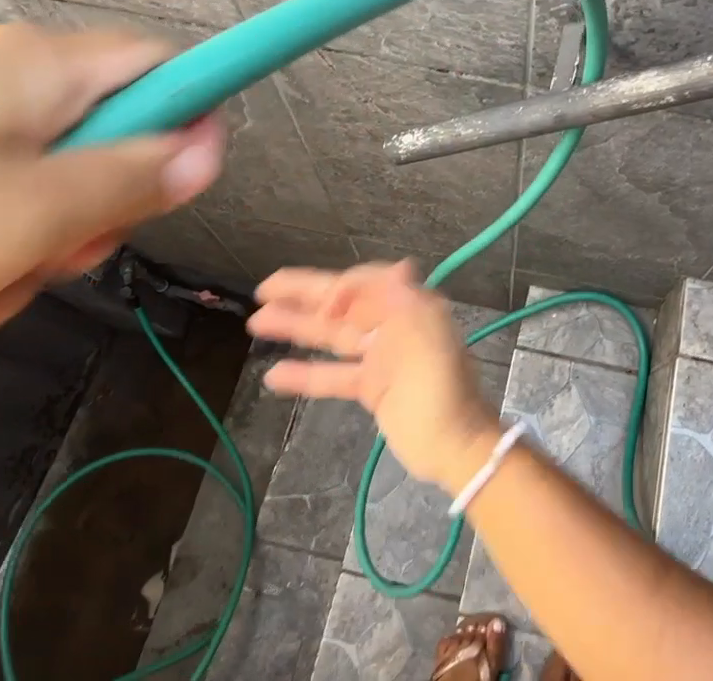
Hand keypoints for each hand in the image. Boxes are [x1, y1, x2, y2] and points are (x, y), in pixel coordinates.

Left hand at [0, 23, 225, 368]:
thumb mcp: (33, 213)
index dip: (186, 126)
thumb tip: (207, 149)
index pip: (159, 70)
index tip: (173, 192)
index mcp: (40, 69)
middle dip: (90, 216)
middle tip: (52, 258)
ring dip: (24, 256)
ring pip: (39, 195)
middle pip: (101, 143)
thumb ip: (133, 180)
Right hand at [249, 262, 501, 489]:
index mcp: (411, 308)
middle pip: (342, 304)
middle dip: (305, 294)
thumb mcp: (427, 337)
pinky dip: (306, 374)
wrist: (456, 447)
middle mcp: (394, 325)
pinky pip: (333, 375)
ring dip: (297, 327)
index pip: (366, 283)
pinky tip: (274, 374)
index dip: (340, 287)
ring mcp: (382, 357)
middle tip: (264, 289)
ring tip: (257, 323)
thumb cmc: (442, 389)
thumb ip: (405, 302)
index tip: (322, 302)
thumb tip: (398, 266)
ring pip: (332, 336)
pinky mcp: (372, 388)